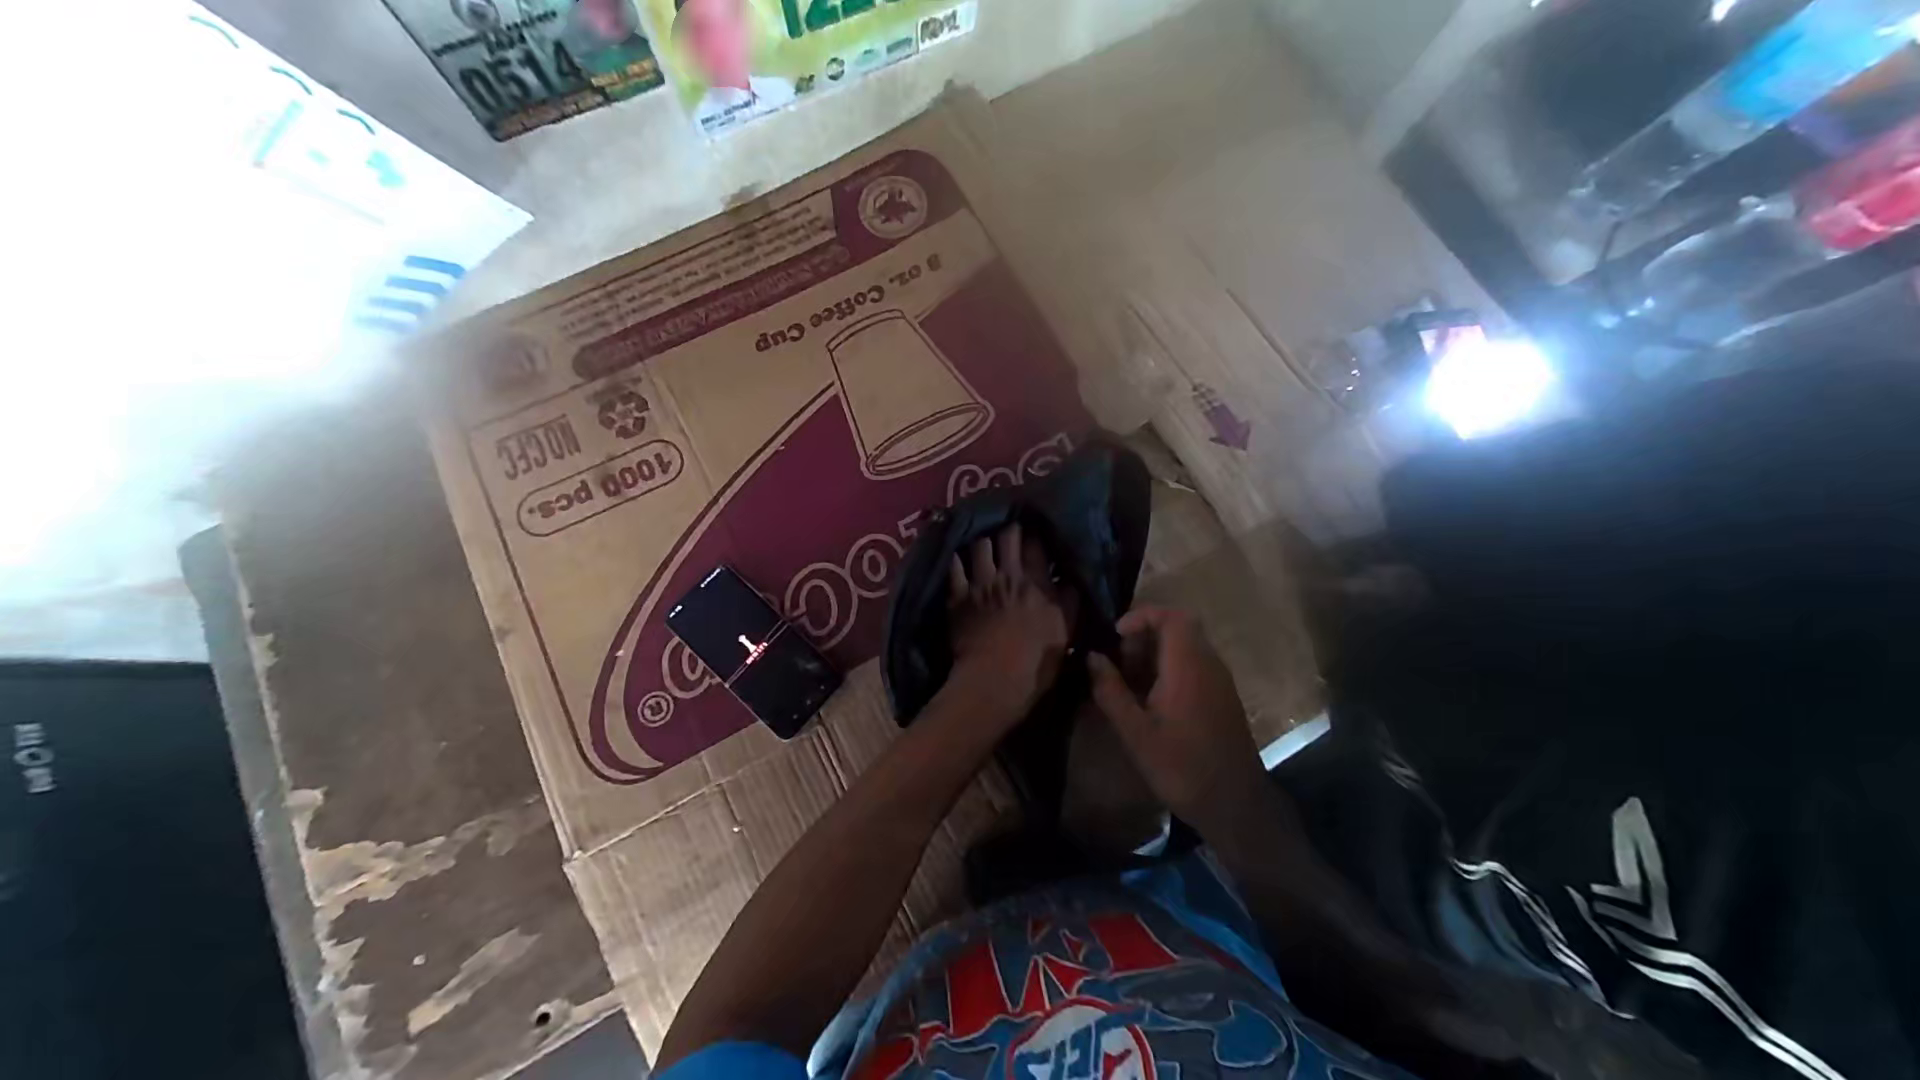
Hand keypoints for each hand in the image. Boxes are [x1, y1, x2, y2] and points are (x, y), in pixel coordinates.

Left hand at [946, 524, 1068, 719]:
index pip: (1036, 545)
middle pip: (1008, 536)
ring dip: (983, 542)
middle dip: (1010, 529)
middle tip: (1011, 530)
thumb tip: (1071, 581)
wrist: (994, 680)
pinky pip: (954, 567)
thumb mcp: (1066, 632)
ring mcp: (979, 583)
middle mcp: (1007, 575)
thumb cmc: (1036, 661)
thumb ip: (1069, 602)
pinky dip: (957, 560)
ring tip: (985, 544)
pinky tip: (958, 559)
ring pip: (979, 545)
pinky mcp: (957, 596)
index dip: (1035, 534)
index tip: (1035, 532)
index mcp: (1036, 583)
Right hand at [1088, 607, 1269, 832]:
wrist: (1233, 803)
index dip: (1142, 616)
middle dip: (1145, 634)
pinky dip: (1170, 667)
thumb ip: (1110, 690)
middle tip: (1119, 660)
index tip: (1116, 635)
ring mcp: (1220, 680)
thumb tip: (1093, 657)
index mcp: (1188, 667)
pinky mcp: (1222, 696)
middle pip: (1180, 627)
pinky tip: (1150, 698)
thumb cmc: (1180, 766)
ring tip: (1129, 679)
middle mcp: (1209, 665)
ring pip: (1188, 645)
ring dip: (1156, 652)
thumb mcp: (1134, 732)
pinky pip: (1195, 664)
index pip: (1172, 616)